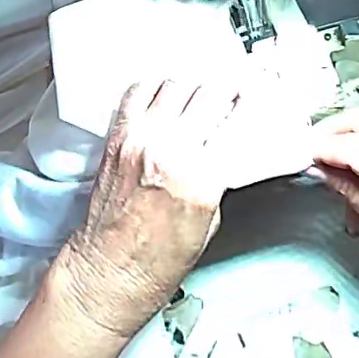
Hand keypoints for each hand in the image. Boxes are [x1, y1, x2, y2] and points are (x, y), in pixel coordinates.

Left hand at [53, 79, 240, 338]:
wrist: (107, 272)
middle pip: (208, 94)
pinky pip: (138, 92)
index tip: (251, 101)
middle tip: (229, 94)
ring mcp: (140, 139)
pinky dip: (155, 88)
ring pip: (176, 85)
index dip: (247, 107)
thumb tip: (224, 146)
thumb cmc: (155, 263)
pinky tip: (164, 95)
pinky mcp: (117, 136)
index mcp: (200, 178)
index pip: (234, 121)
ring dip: (192, 87)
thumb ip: (218, 176)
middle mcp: (169, 151)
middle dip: (224, 92)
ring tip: (198, 95)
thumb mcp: (209, 223)